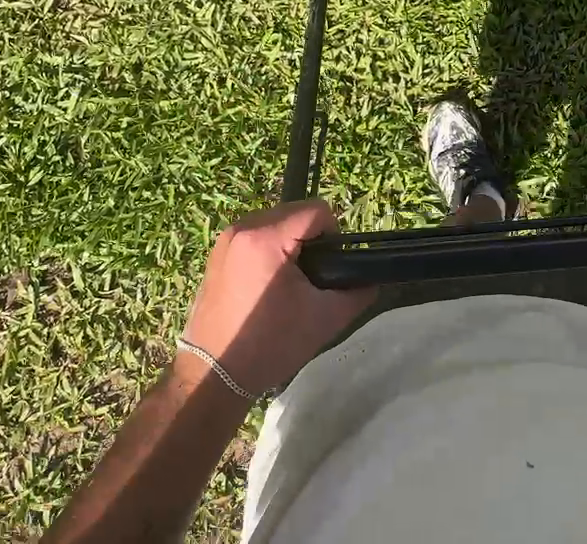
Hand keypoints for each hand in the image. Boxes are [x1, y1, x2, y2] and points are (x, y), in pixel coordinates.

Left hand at [180, 200, 375, 393]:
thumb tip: (373, 279)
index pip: (317, 211)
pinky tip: (269, 284)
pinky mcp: (217, 252)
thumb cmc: (270, 344)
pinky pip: (256, 234)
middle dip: (311, 238)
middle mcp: (243, 228)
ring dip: (291, 241)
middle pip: (295, 212)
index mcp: (266, 238)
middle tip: (313, 277)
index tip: (330, 269)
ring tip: (291, 282)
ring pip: (275, 221)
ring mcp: (226, 238)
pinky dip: (270, 248)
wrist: (214, 375)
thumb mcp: (324, 318)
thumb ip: (358, 292)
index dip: (334, 236)